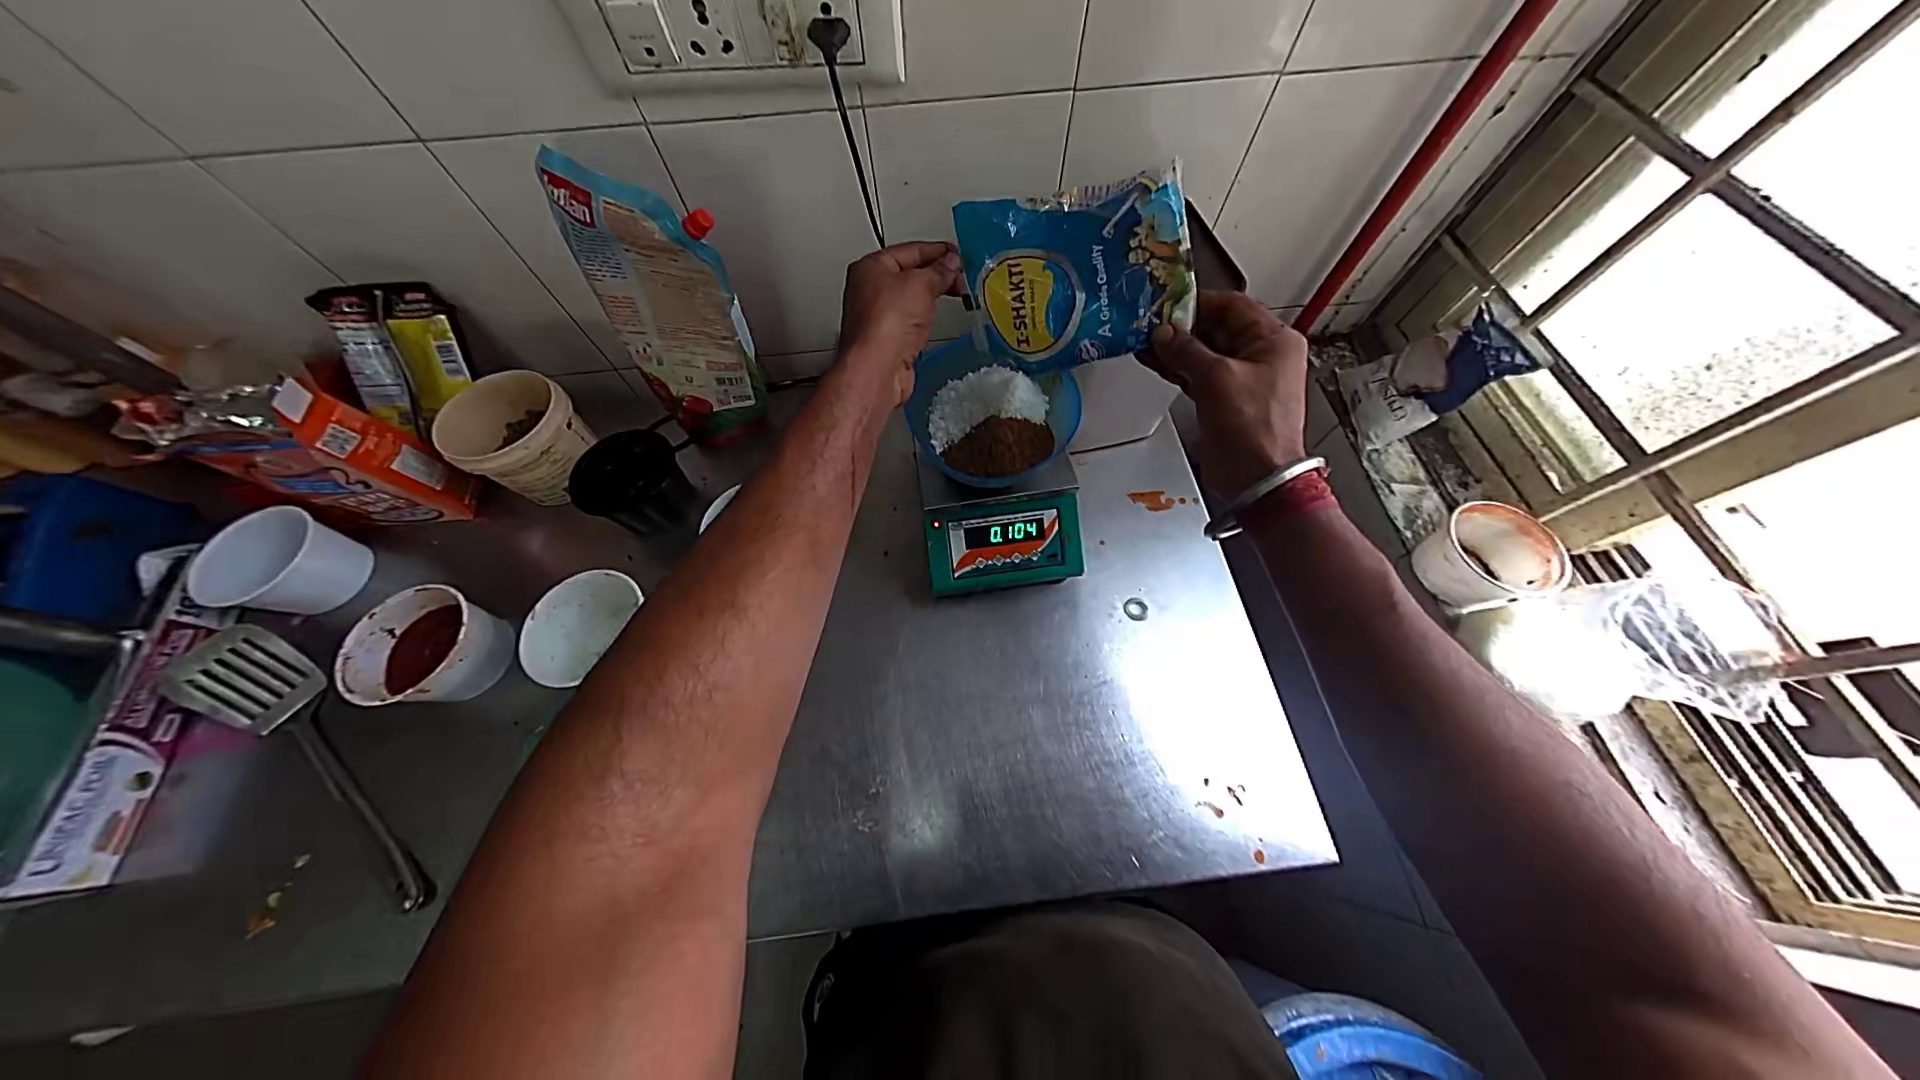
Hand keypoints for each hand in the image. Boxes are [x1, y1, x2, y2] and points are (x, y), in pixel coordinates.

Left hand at [836, 241, 965, 406]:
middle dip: (937, 274)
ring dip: (932, 296)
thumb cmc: (886, 325)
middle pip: (910, 274)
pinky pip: (910, 320)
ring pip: (911, 298)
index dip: (937, 251)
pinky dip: (925, 317)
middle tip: (960, 277)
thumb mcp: (921, 284)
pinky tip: (934, 319)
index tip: (957, 255)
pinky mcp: (888, 339)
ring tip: (954, 294)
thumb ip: (939, 270)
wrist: (878, 368)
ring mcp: (878, 316)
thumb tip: (950, 264)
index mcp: (871, 267)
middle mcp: (869, 290)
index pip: (910, 250)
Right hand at [1138, 290, 1309, 495]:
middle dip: (1183, 327)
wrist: (1256, 476)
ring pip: (1205, 353)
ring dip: (1177, 348)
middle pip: (1217, 329)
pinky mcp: (1226, 400)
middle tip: (1151, 322)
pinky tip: (1156, 361)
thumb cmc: (1254, 428)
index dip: (1199, 303)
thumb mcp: (1217, 378)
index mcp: (1274, 341)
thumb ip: (1187, 350)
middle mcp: (1261, 356)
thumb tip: (1164, 334)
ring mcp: (1242, 379)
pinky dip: (1179, 369)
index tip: (1168, 303)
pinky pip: (1199, 375)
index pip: (1233, 306)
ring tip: (1146, 341)